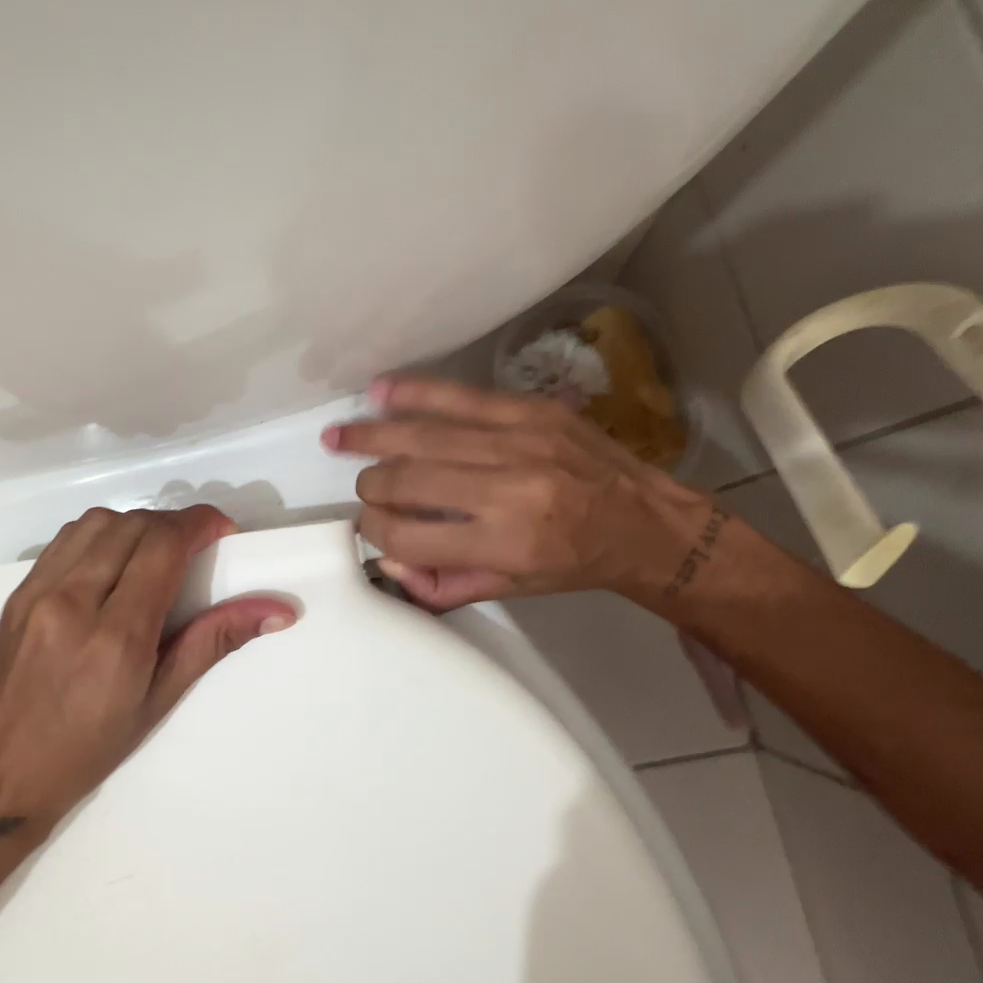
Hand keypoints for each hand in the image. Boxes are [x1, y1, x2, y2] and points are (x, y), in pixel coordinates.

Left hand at [0, 505, 295, 831]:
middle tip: (197, 549)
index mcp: (115, 636)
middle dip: (174, 524)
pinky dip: (100, 535)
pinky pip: (66, 539)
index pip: (163, 546)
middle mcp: (72, 601)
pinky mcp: (17, 593)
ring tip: (156, 553)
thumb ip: (213, 642)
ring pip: (97, 522)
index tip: (223, 532)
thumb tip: (278, 611)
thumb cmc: (85, 752)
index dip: (200, 524)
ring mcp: (37, 592)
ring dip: (137, 524)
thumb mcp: (158, 702)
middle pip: (133, 525)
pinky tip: (113, 563)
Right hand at [326, 376, 715, 609]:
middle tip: (366, 490)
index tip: (373, 527)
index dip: (377, 531)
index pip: (408, 534)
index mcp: (504, 542)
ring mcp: (519, 442)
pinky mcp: (530, 410)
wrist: (646, 521)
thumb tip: (388, 560)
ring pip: (423, 435)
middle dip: (372, 487)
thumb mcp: (512, 590)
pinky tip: (379, 393)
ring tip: (336, 438)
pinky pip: (458, 396)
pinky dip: (414, 394)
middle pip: (406, 479)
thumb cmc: (575, 562)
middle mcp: (507, 489)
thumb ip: (442, 584)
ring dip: (371, 436)